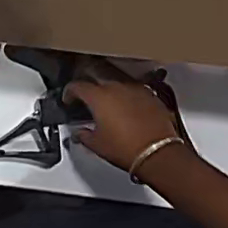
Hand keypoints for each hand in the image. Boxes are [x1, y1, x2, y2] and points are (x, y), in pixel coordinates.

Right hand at [64, 69, 201, 175]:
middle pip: (97, 73)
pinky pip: (134, 89)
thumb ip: (83, 134)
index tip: (69, 99)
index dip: (69, 92)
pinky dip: (127, 94)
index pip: (77, 86)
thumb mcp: (97, 144)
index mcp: (98, 96)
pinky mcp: (151, 96)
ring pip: (117, 80)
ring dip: (109, 87)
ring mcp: (136, 89)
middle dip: (88, 80)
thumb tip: (80, 133)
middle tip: (85, 92)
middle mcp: (116, 87)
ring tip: (107, 100)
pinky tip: (127, 106)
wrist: (158, 154)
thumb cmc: (128, 148)